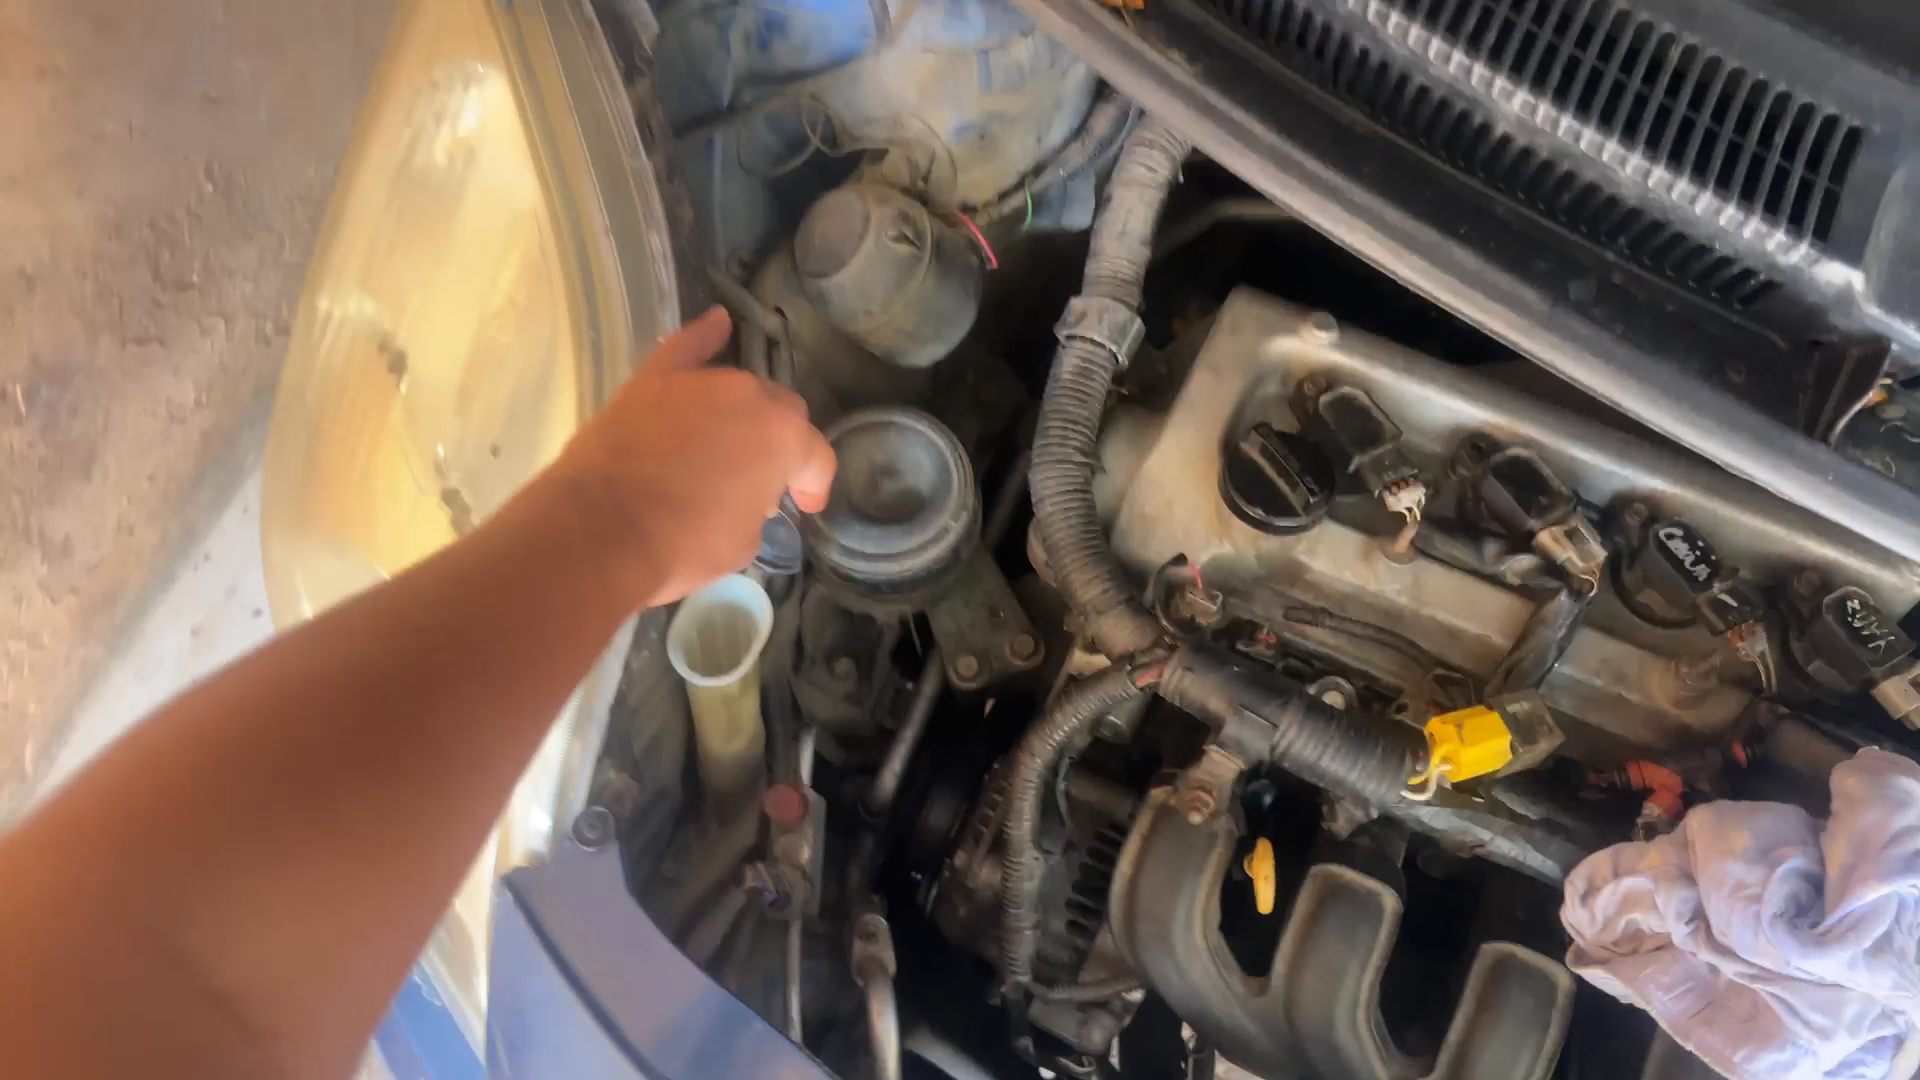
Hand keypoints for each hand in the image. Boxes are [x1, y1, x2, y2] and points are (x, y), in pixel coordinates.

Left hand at [532, 306, 835, 608]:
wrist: (602, 532)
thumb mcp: (745, 540)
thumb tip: (744, 493)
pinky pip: (687, 347)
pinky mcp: (654, 380)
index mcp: (784, 438)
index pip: (816, 456)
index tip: (804, 506)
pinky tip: (719, 323)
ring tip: (731, 440)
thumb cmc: (686, 545)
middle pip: (782, 411)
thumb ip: (757, 504)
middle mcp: (750, 397)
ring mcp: (700, 383)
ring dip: (744, 412)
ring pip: (739, 387)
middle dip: (780, 442)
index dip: (813, 484)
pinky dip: (705, 335)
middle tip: (762, 477)